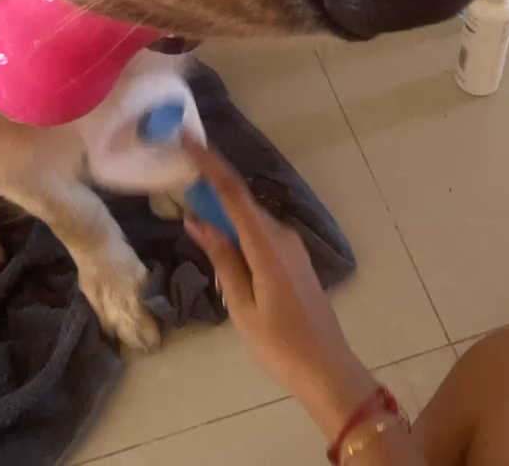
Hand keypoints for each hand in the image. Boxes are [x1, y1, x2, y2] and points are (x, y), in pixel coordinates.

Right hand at [182, 140, 379, 435]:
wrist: (327, 370)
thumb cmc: (280, 344)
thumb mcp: (242, 305)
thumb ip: (223, 259)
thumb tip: (198, 221)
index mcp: (266, 244)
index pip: (233, 192)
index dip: (210, 163)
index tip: (189, 139)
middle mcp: (281, 236)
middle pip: (240, 202)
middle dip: (211, 189)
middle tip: (181, 186)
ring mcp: (291, 247)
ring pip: (249, 220)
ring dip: (224, 215)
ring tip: (196, 221)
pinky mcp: (293, 260)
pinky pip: (260, 235)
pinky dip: (238, 232)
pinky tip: (223, 249)